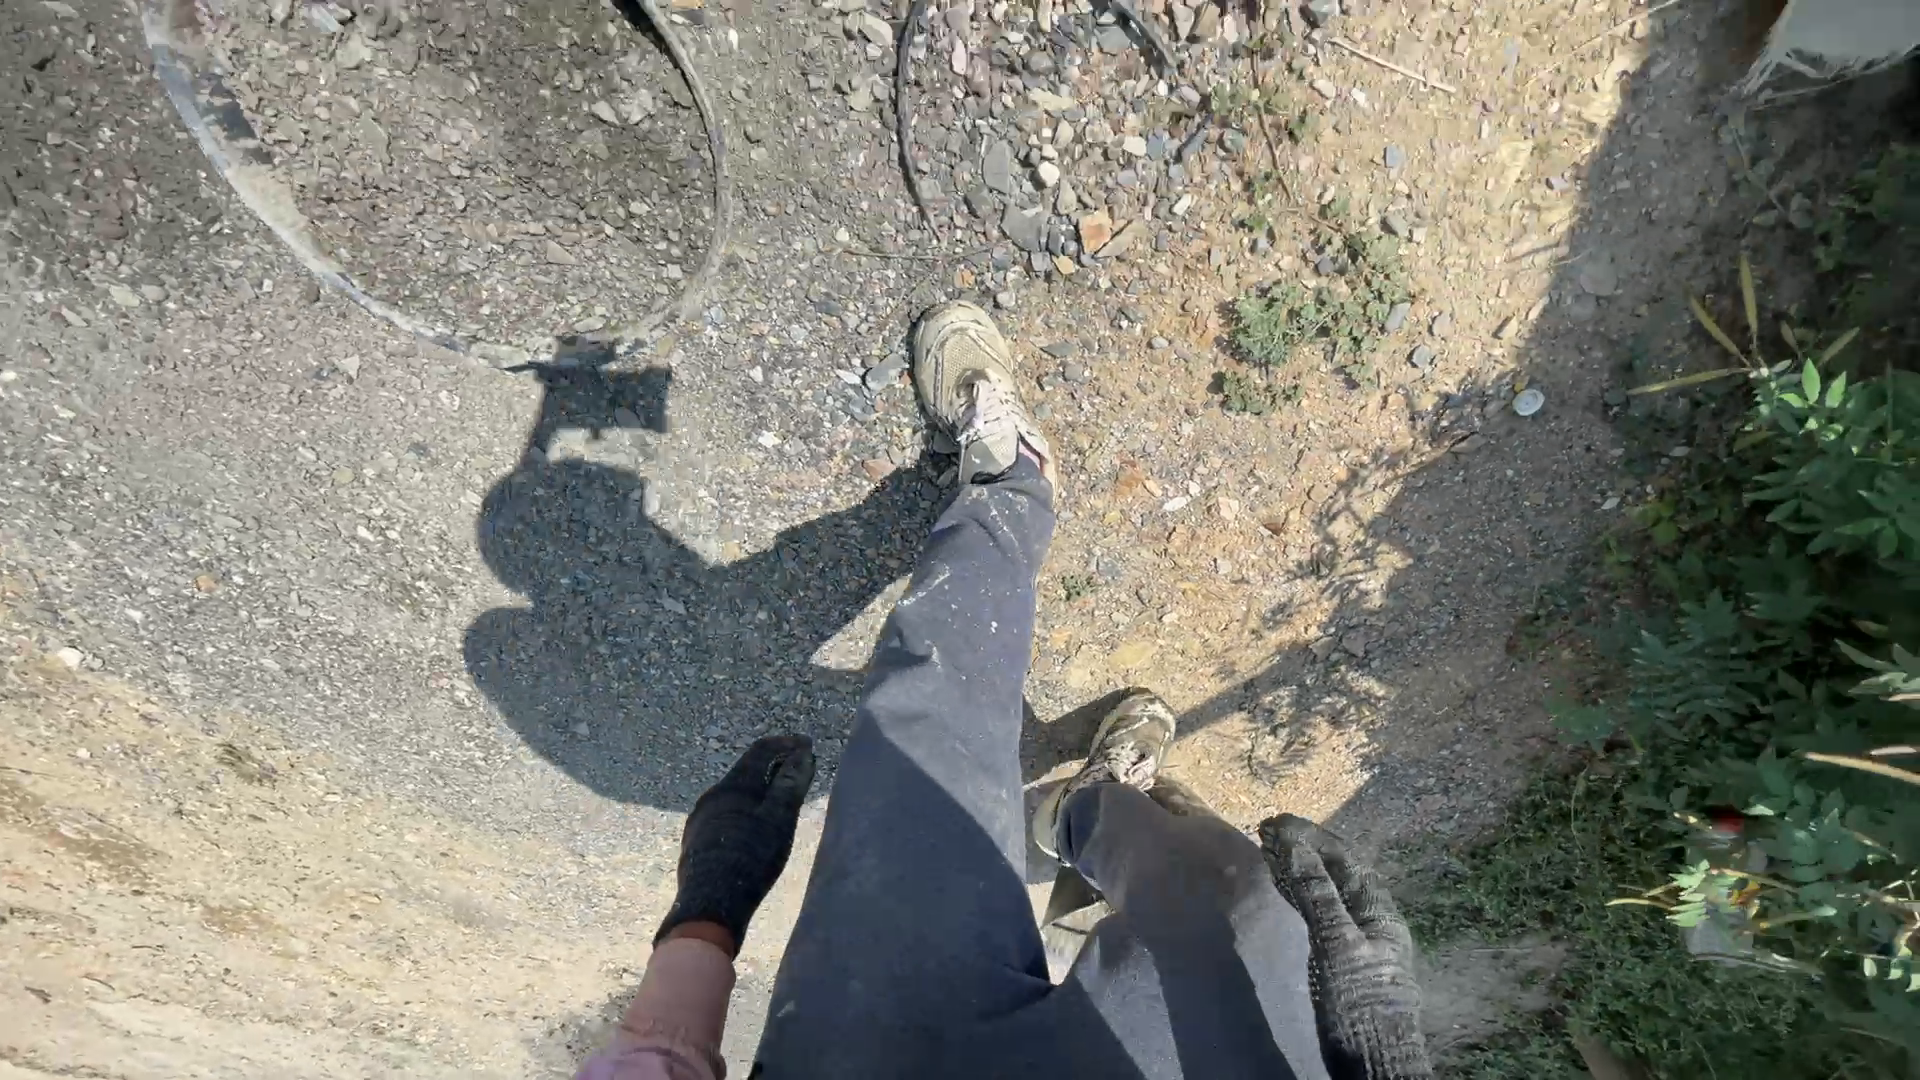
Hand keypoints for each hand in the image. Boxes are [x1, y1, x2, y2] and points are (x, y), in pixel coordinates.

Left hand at [657, 735, 816, 954]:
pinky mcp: (698, 840)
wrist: (708, 908)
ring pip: (737, 792)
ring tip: (782, 798)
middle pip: (748, 769)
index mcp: (733, 785)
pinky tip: (757, 825)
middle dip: (776, 765)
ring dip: (762, 787)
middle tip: (800, 771)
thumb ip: (791, 784)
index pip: (762, 749)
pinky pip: (728, 811)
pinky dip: (749, 806)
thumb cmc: (750, 859)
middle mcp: (713, 795)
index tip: (808, 745)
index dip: (787, 743)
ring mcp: (701, 819)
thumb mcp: (779, 820)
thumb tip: (804, 753)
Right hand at [1260, 814, 1431, 1079]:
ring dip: (1297, 864)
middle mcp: (1369, 915)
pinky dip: (1296, 888)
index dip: (1310, 835)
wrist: (1372, 1058)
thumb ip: (1317, 893)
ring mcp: (1354, 933)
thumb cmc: (1359, 998)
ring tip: (1268, 846)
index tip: (1276, 821)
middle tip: (1267, 829)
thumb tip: (1294, 844)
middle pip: (1334, 868)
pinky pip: (1316, 906)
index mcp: (1378, 908)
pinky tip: (1279, 881)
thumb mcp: (1337, 942)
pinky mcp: (1339, 950)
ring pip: (1323, 886)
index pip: (1343, 857)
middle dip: (1302, 845)